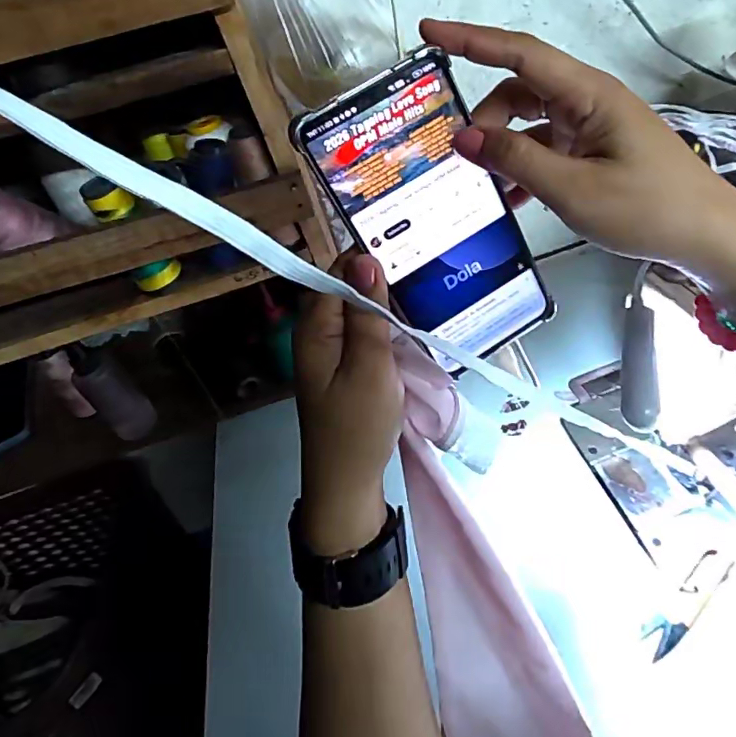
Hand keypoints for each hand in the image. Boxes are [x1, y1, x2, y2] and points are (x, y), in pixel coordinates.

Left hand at [293, 252, 402, 555]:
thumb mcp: (370, 365)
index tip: (404, 254)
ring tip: (421, 293)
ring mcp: (332, 351)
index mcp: (314, 328)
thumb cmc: (359, 424)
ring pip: (358, 310)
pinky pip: (364, 331)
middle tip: (419, 274)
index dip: (366, 260)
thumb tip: (364, 258)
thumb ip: (368, 312)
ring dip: (385, 303)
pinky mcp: (347, 365)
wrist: (348, 482)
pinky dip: (385, 325)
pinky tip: (408, 325)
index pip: (336, 273)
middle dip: (378, 279)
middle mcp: (317, 333)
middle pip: (346, 288)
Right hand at [423, 19, 735, 313]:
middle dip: (487, 116)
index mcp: (589, 94)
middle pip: (522, 90)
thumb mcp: (574, 189)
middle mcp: (590, 101)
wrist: (709, 236)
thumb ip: (516, 160)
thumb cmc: (649, 209)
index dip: (471, 40)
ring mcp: (596, 127)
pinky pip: (552, 149)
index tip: (428, 31)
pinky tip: (513, 198)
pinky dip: (528, 166)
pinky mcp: (601, 152)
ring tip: (484, 183)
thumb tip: (464, 137)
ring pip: (534, 122)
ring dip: (506, 146)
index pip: (521, 53)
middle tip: (461, 156)